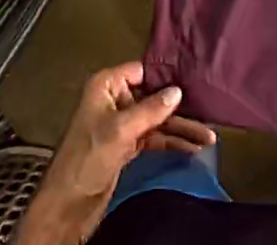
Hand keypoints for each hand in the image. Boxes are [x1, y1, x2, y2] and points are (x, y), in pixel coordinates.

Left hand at [17, 63, 216, 244]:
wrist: (67, 205)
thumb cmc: (87, 158)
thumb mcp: (120, 130)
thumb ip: (150, 109)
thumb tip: (177, 91)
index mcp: (106, 85)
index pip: (141, 71)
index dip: (165, 75)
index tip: (192, 78)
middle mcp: (114, 100)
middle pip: (152, 96)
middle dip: (178, 106)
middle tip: (207, 111)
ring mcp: (121, 124)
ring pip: (156, 119)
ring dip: (180, 128)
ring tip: (208, 136)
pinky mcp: (126, 145)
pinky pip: (153, 137)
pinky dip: (171, 142)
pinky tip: (191, 148)